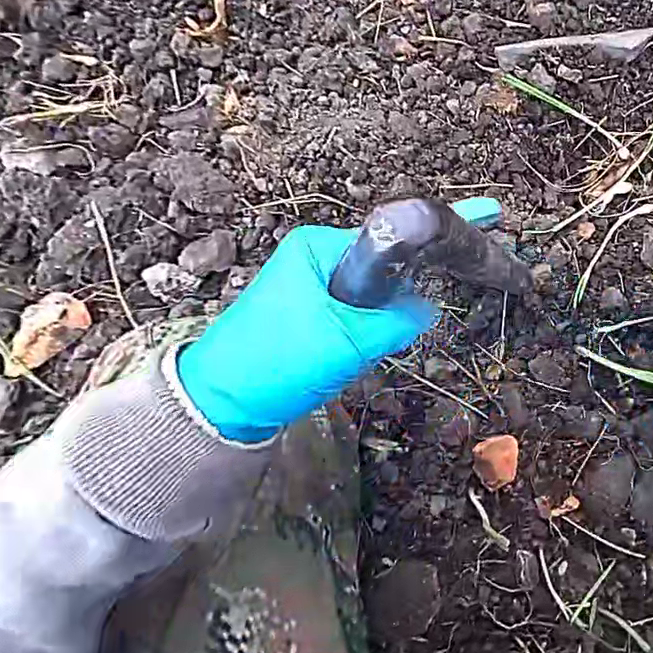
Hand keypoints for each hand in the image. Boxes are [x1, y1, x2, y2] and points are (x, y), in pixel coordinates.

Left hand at [176, 225, 435, 441]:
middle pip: (374, 278)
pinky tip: (339, 359)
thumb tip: (428, 309)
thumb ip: (399, 320)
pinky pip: (346, 319)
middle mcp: (308, 257)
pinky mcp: (301, 313)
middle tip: (372, 338)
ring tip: (349, 353)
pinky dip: (350, 340)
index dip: (402, 276)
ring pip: (362, 303)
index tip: (409, 304)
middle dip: (380, 311)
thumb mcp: (352, 339)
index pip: (382, 246)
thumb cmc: (279, 360)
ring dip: (366, 330)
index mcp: (315, 245)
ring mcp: (303, 286)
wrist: (223, 407)